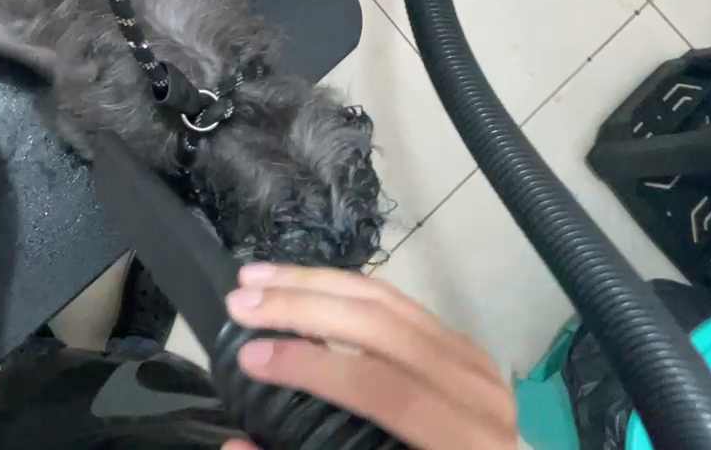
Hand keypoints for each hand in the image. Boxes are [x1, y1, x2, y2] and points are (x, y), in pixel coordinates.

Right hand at [221, 264, 517, 449]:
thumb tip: (236, 444)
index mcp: (466, 443)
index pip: (381, 387)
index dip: (312, 366)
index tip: (249, 356)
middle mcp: (474, 391)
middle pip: (378, 325)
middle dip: (300, 307)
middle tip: (237, 302)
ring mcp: (468, 359)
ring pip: (382, 298)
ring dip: (310, 281)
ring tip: (254, 277)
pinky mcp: (456, 343)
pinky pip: (392, 299)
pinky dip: (338, 284)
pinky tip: (298, 280)